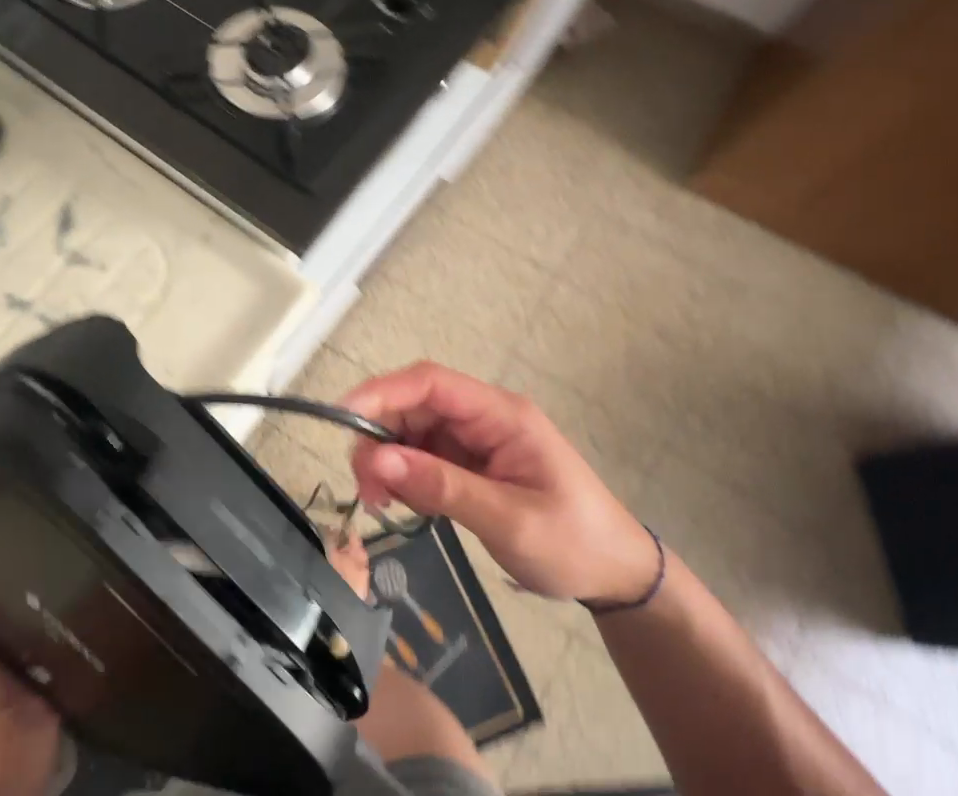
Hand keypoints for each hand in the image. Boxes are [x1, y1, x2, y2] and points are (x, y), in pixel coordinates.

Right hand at [343, 362, 658, 605]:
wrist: (616, 574)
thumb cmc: (573, 544)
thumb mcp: (508, 520)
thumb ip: (442, 487)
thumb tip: (376, 461)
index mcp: (502, 416)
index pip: (430, 383)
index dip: (381, 392)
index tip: (340, 417)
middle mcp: (484, 418)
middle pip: (413, 406)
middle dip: (378, 437)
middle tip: (363, 486)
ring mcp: (475, 441)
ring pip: (410, 432)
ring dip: (385, 461)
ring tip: (381, 503)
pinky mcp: (468, 464)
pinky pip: (420, 458)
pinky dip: (402, 478)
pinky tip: (401, 504)